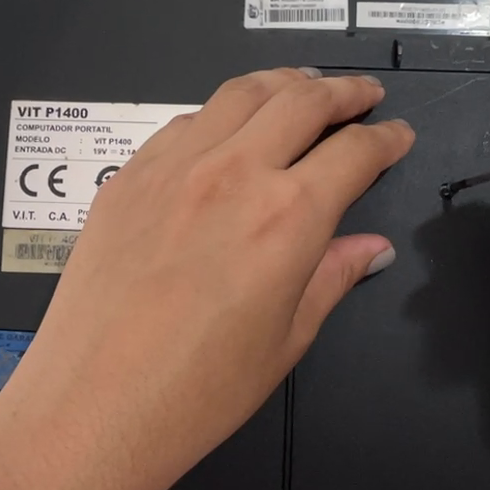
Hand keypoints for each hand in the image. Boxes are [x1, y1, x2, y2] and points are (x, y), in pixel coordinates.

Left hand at [0, 68, 414, 489]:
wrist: (92, 405)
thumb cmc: (196, 391)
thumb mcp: (285, 340)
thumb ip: (332, 277)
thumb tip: (369, 248)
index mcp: (287, 216)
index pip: (353, 153)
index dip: (385, 140)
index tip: (397, 136)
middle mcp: (232, 174)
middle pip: (301, 100)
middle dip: (344, 91)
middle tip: (362, 94)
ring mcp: (172, 167)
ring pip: (239, 94)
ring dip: (282, 84)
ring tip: (302, 88)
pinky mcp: (127, 177)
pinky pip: (183, 123)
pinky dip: (219, 113)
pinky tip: (225, 128)